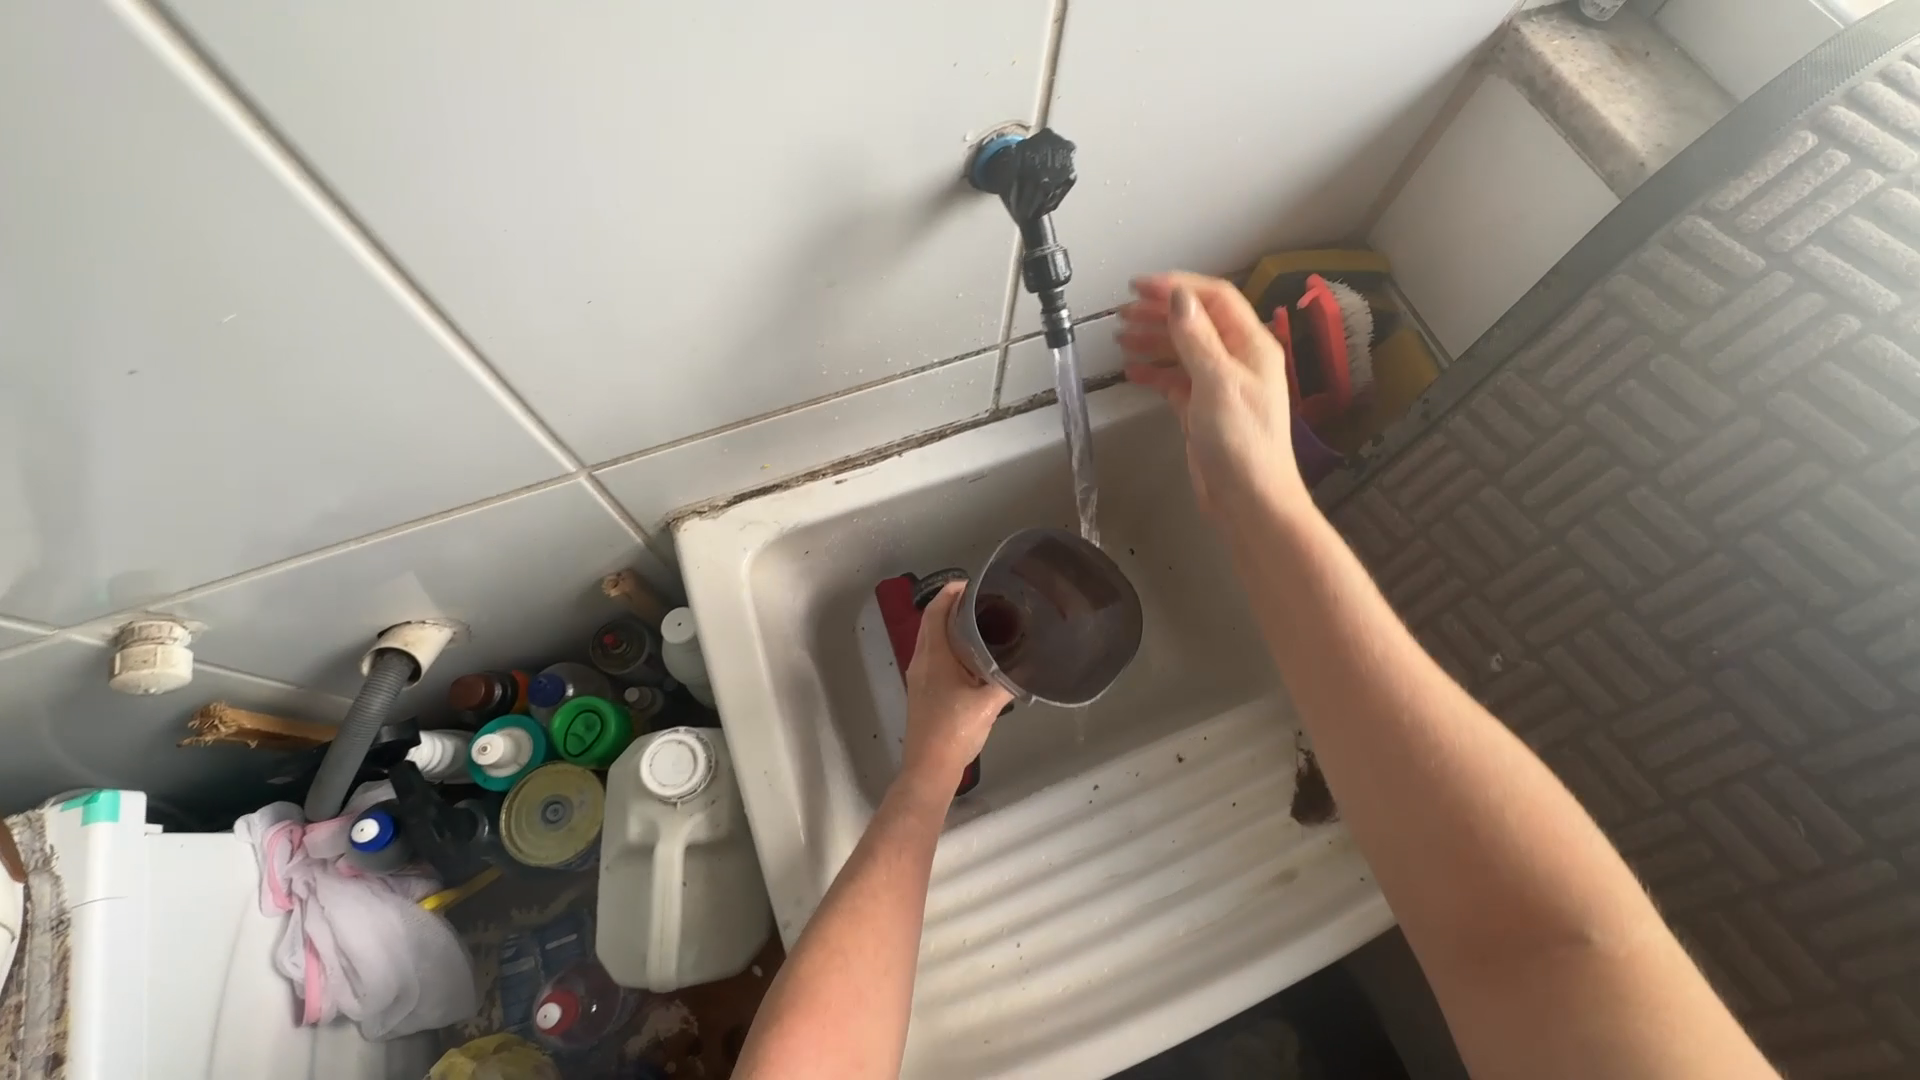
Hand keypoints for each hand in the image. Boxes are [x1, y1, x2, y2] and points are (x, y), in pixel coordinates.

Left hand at [900, 581, 1011, 791]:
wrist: (929, 767)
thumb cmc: (955, 730)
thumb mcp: (989, 703)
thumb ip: (1009, 681)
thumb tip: (1029, 666)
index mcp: (934, 656)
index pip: (936, 611)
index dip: (950, 592)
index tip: (971, 583)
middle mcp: (922, 660)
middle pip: (931, 622)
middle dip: (952, 606)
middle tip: (982, 601)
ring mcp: (919, 676)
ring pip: (931, 639)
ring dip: (949, 626)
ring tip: (979, 623)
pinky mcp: (923, 690)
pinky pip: (933, 656)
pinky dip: (948, 645)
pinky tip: (970, 656)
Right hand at [1119, 272, 1309, 518]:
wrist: (1247, 497)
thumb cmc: (1241, 442)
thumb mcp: (1217, 383)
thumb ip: (1196, 339)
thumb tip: (1179, 298)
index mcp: (1250, 345)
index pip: (1214, 300)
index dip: (1177, 287)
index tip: (1141, 286)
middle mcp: (1236, 359)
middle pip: (1195, 322)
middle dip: (1160, 312)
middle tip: (1124, 311)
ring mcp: (1218, 384)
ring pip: (1182, 350)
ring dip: (1153, 339)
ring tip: (1121, 336)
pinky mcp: (1201, 409)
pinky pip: (1174, 380)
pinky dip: (1153, 372)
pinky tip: (1132, 370)